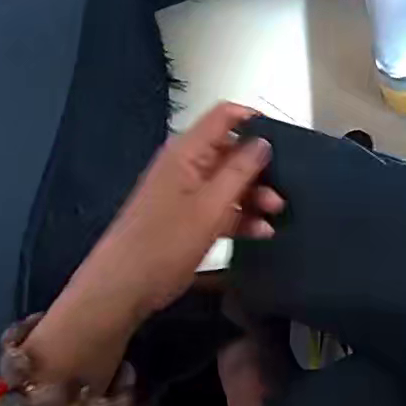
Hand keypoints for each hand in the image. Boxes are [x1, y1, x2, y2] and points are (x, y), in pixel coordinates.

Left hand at [65, 102, 282, 321]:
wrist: (123, 289)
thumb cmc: (162, 244)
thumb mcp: (211, 206)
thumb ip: (240, 171)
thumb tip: (262, 142)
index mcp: (187, 153)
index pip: (224, 117)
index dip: (254, 120)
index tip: (282, 139)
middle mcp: (186, 165)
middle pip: (231, 151)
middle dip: (260, 168)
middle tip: (282, 189)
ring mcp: (186, 192)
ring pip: (229, 182)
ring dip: (254, 195)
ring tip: (274, 214)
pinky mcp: (187, 217)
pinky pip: (221, 206)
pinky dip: (240, 216)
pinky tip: (260, 232)